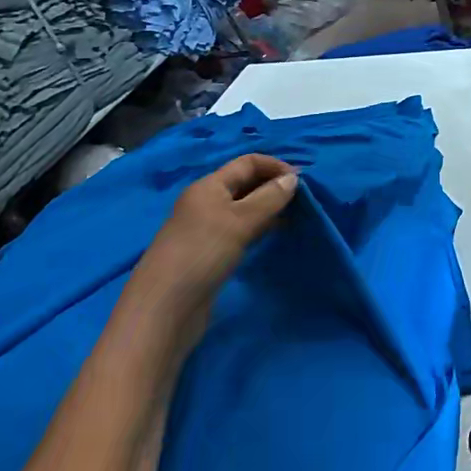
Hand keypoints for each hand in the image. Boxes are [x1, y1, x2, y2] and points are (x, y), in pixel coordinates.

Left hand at [142, 154, 298, 296]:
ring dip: (268, 209)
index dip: (274, 166)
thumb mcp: (238, 221)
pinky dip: (258, 228)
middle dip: (273, 186)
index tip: (304, 181)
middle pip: (244, 184)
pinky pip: (240, 231)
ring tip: (297, 217)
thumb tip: (292, 178)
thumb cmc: (202, 253)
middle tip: (305, 200)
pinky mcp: (210, 253)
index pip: (246, 163)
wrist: (166, 307)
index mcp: (208, 186)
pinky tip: (274, 236)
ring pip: (243, 209)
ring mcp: (207, 229)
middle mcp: (206, 202)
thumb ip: (267, 199)